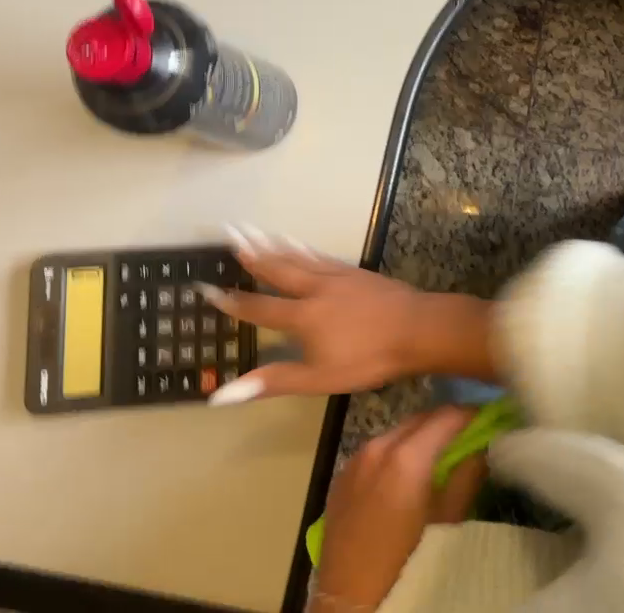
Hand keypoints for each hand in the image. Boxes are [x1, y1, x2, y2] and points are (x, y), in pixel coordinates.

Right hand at [199, 227, 497, 404]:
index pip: (258, 308)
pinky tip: (297, 241)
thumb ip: (273, 381)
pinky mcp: (354, 271)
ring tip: (252, 228)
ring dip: (272, 243)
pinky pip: (319, 254)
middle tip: (227, 231)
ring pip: (297, 256)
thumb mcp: (319, 379)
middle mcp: (314, 288)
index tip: (205, 287)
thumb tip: (221, 395)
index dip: (231, 301)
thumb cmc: (369, 359)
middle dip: (250, 252)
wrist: (418, 328)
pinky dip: (302, 246)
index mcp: (302, 317)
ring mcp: (336, 275)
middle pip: (276, 268)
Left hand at [313, 407, 487, 612]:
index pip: (448, 416)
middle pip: (421, 418)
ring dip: (422, 435)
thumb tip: (485, 447)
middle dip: (447, 423)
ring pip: (398, 431)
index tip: (490, 420)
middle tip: (470, 437)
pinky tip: (407, 473)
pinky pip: (377, 448)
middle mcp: (379, 446)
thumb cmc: (408, 563)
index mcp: (407, 457)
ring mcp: (356, 458)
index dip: (472, 415)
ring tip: (441, 455)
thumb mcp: (448, 522)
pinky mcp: (343, 473)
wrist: (351, 598)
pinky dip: (398, 450)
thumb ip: (468, 476)